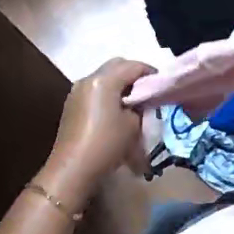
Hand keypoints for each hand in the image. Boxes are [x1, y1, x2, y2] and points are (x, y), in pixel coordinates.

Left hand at [36, 59, 155, 203]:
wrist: (73, 168)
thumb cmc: (106, 144)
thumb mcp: (132, 125)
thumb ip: (140, 106)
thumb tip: (140, 101)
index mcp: (104, 80)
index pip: (133, 66)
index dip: (150, 72)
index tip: (162, 84)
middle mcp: (88, 79)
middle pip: (116, 65)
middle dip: (133, 74)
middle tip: (148, 90)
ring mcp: (77, 90)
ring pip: (103, 76)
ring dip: (119, 83)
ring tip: (133, 101)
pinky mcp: (72, 103)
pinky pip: (94, 89)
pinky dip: (108, 92)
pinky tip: (116, 109)